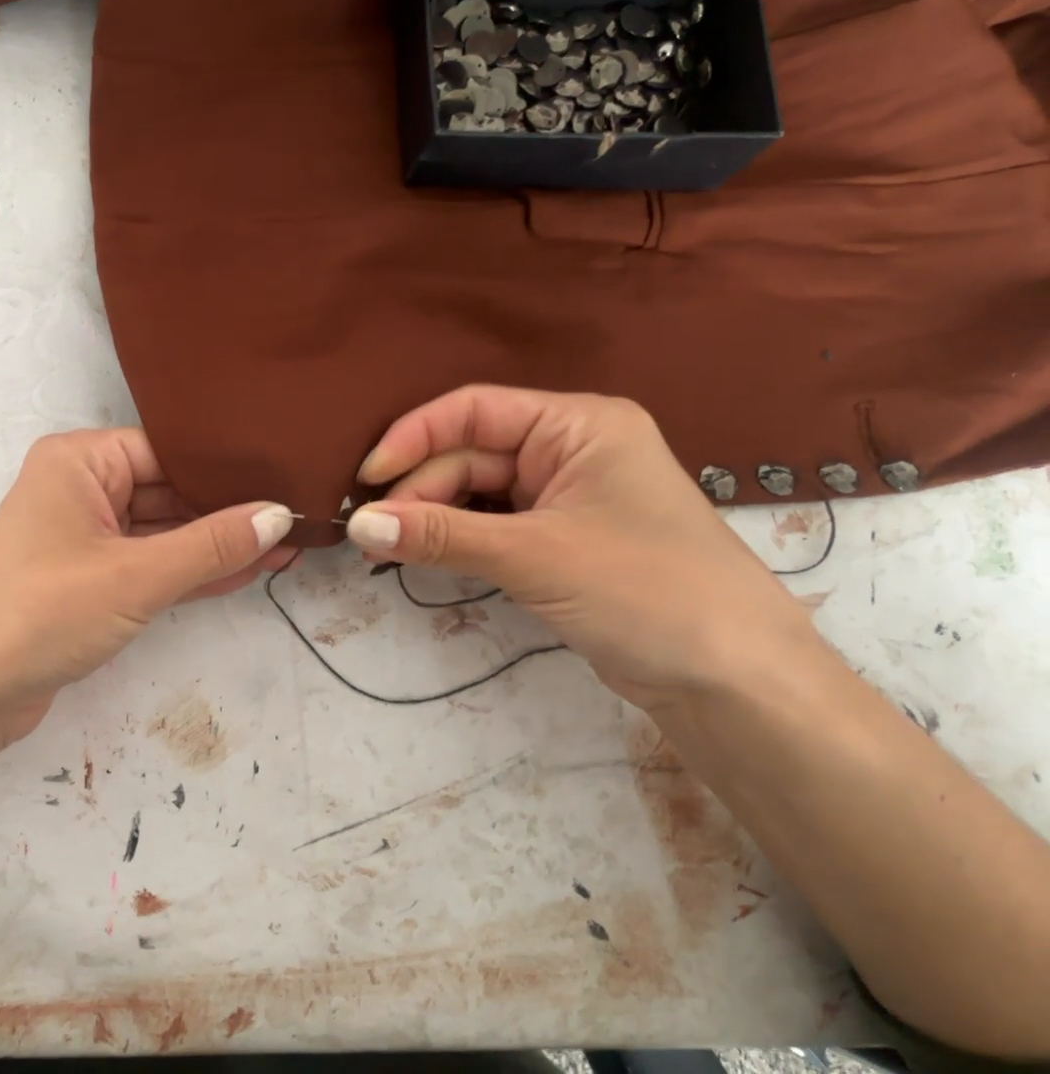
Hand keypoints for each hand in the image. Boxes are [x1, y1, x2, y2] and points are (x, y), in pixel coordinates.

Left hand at [0, 429, 294, 748]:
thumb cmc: (43, 611)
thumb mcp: (136, 576)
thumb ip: (212, 545)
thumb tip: (281, 516)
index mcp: (80, 460)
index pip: (169, 450)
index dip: (230, 468)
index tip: (293, 476)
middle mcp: (79, 488)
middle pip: (167, 490)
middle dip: (228, 510)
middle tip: (304, 515)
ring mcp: (80, 538)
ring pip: (160, 532)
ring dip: (214, 545)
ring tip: (288, 547)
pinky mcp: (84, 583)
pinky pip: (146, 565)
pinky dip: (188, 572)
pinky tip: (245, 573)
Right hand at [343, 385, 820, 710]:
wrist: (731, 678)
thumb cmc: (643, 590)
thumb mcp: (532, 556)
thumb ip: (439, 535)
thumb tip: (356, 525)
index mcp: (578, 425)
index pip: (473, 410)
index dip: (412, 439)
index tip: (364, 482)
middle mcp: (570, 449)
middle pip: (469, 453)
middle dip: (419, 491)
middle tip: (374, 536)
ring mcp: (566, 496)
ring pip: (475, 492)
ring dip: (432, 517)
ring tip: (390, 551)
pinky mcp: (561, 539)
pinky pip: (491, 524)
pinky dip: (456, 539)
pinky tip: (424, 557)